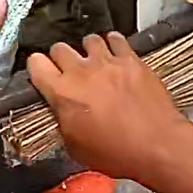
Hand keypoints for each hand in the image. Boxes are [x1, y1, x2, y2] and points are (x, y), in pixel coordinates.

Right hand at [26, 33, 192, 182]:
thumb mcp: (76, 148)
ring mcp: (108, 62)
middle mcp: (81, 72)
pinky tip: (115, 52)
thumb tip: (62, 113)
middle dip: (62, 58)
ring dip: (88, 50)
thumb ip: (62, 122)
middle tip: (69, 70)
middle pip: (60, 48)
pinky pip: (116, 39)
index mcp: (62, 93)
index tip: (41, 72)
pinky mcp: (131, 60)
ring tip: (94, 61)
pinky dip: (113, 44)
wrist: (156, 145)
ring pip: (89, 40)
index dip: (37, 67)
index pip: (36, 64)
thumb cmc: (118, 152)